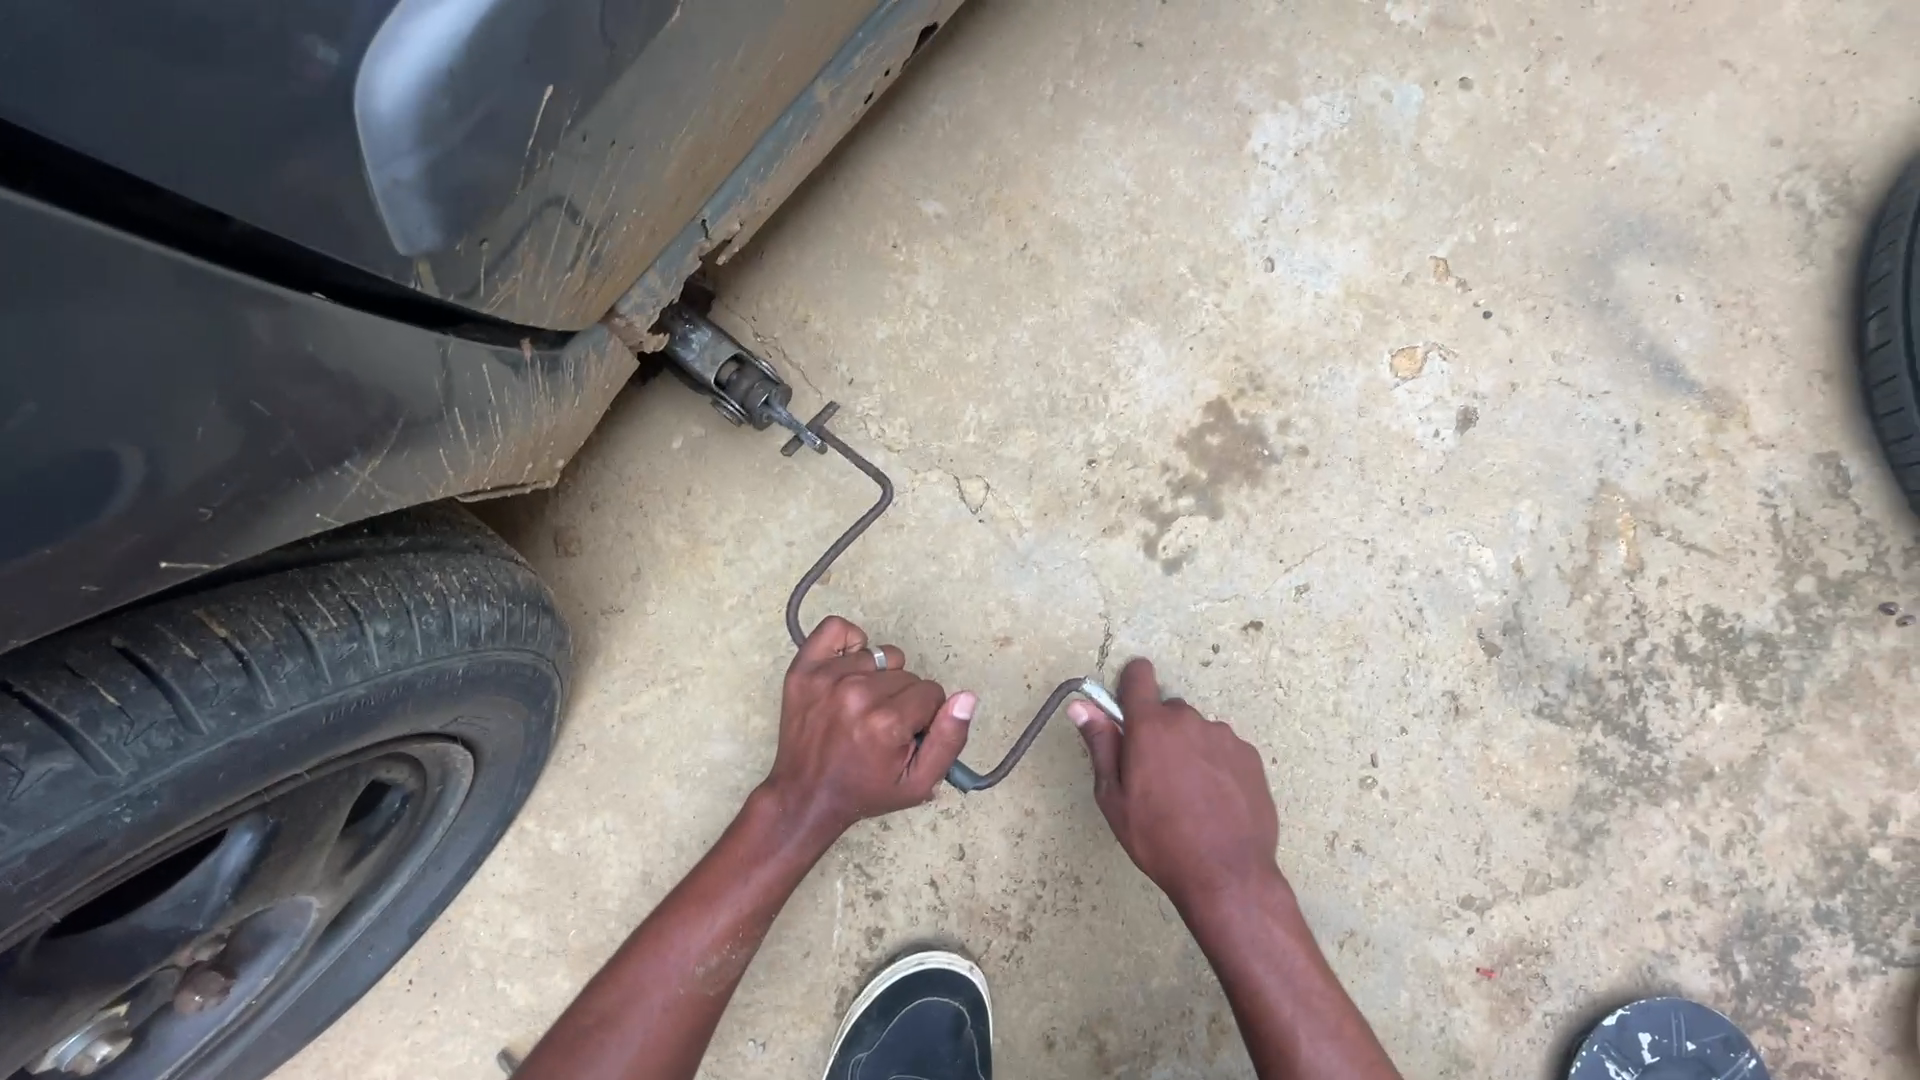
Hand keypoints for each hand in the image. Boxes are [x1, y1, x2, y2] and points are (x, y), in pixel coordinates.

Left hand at [762, 616, 973, 843]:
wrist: (806, 795)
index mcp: (886, 722)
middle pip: (906, 674)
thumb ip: (950, 739)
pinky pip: (837, 629)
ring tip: (863, 705)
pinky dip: (849, 644)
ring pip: (879, 656)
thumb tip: (967, 697)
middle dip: (902, 698)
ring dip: (878, 677)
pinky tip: (849, 670)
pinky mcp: (804, 669)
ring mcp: (827, 678)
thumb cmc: (865, 789)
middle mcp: (856, 694)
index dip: (924, 715)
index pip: (931, 692)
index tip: (905, 734)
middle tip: (881, 726)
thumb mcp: (919, 783)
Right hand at [1069, 657, 1281, 909]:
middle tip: (1155, 776)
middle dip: (1158, 732)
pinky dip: (1215, 765)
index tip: (1127, 708)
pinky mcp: (1249, 756)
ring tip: (1188, 795)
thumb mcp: (1113, 797)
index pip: (1138, 675)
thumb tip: (1081, 706)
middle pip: (1167, 711)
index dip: (1130, 684)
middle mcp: (1188, 721)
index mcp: (1150, 726)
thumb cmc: (1158, 838)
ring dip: (1188, 749)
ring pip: (1196, 731)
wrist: (1226, 875)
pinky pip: (1222, 749)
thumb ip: (1100, 744)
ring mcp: (1223, 737)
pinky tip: (1214, 801)